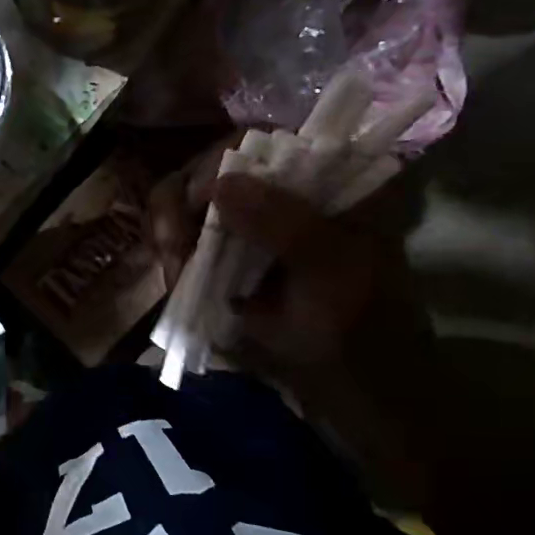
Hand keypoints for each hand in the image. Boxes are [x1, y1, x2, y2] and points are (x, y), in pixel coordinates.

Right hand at [149, 133, 419, 378]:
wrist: (360, 391)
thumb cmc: (362, 329)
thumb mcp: (332, 274)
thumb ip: (284, 225)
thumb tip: (219, 183)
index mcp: (324, 177)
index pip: (256, 143)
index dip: (214, 167)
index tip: (195, 209)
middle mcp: (283, 187)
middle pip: (210, 169)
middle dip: (181, 206)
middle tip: (173, 250)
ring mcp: (253, 218)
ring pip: (189, 200)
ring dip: (172, 232)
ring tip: (175, 272)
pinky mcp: (231, 247)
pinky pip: (186, 231)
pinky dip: (173, 252)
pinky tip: (176, 277)